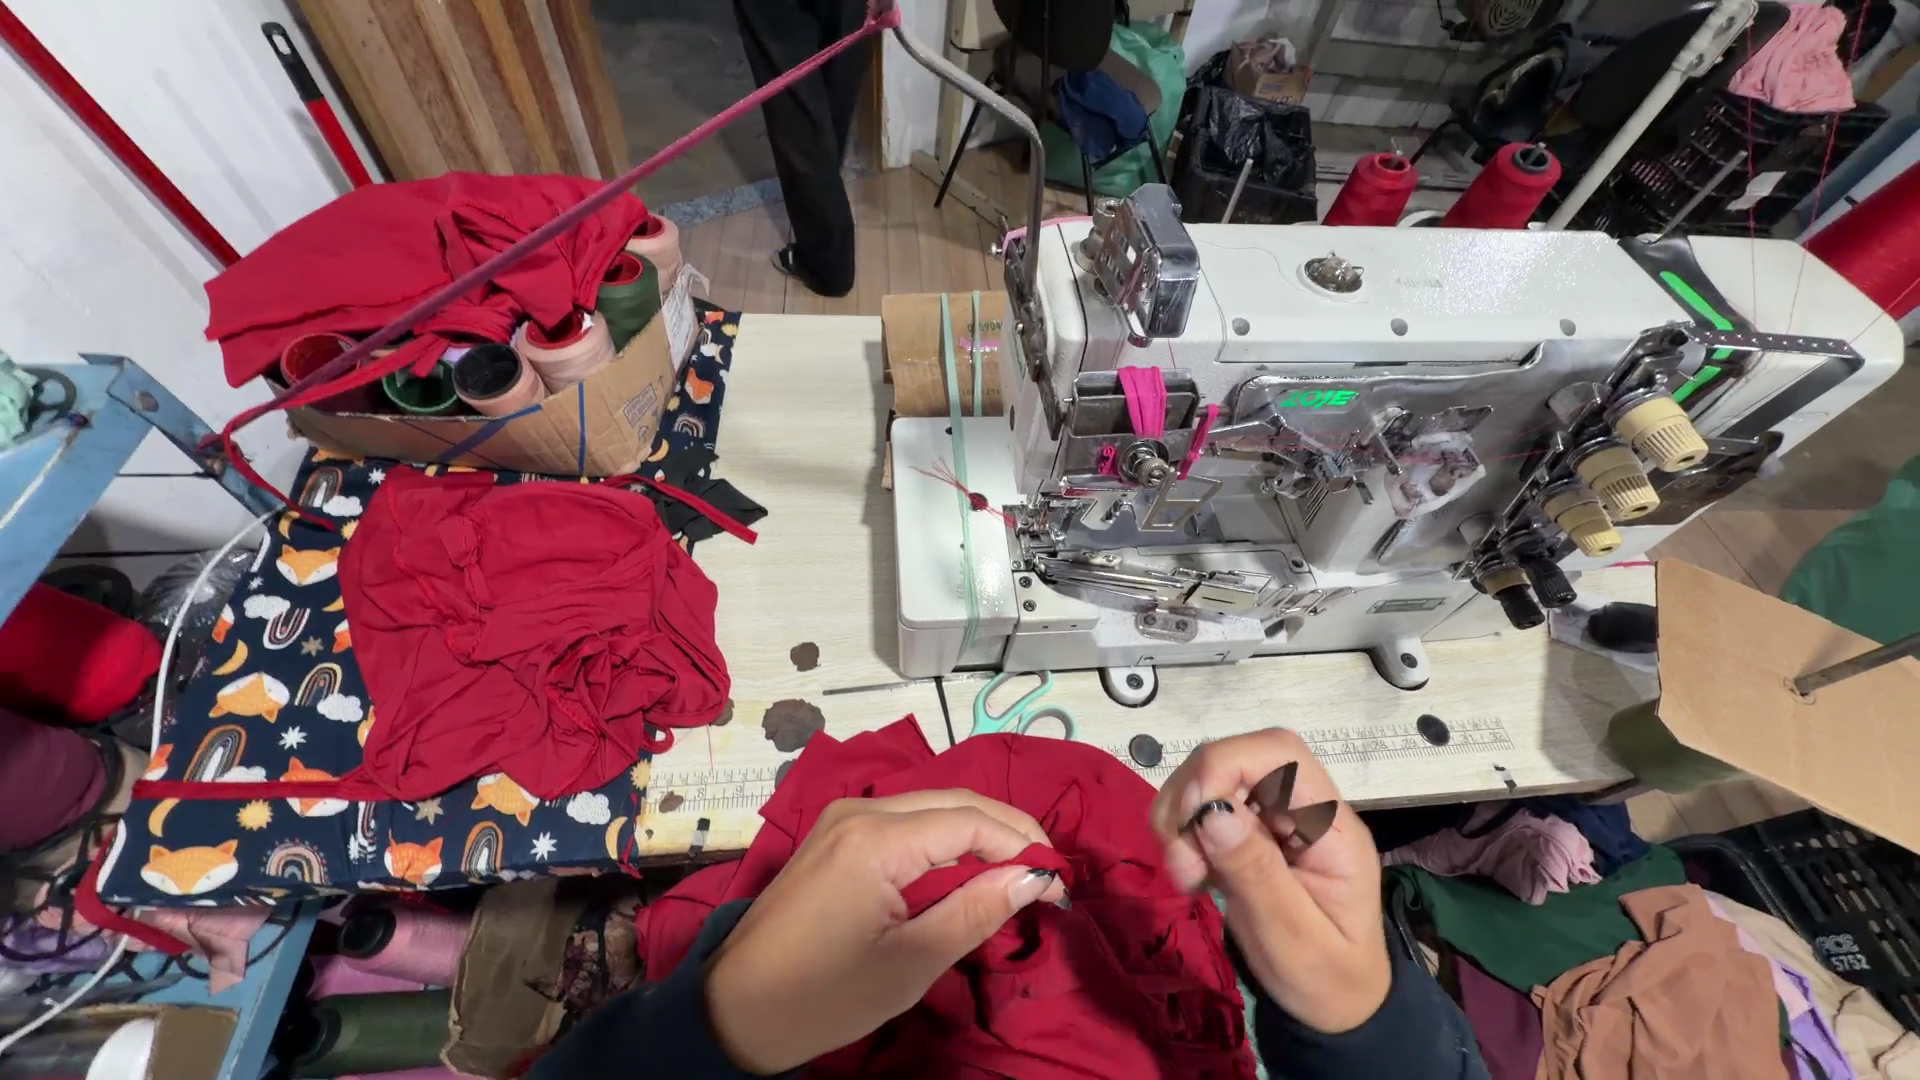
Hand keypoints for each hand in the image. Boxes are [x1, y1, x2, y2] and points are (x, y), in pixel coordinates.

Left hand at [703, 790, 1067, 1074]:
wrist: (735, 1008)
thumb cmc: (824, 996)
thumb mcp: (911, 963)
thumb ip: (976, 910)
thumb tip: (1034, 877)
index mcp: (876, 839)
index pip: (970, 820)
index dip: (1021, 844)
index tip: (1059, 882)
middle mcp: (861, 810)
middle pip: (954, 802)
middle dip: (1007, 830)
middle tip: (1047, 872)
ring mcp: (845, 816)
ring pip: (932, 806)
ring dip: (979, 831)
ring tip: (1018, 868)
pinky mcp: (838, 830)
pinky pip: (906, 819)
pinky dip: (945, 837)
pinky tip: (968, 862)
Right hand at [1149, 729, 1390, 1033]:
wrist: (1333, 1009)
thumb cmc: (1325, 978)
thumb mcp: (1292, 937)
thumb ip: (1255, 872)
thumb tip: (1212, 810)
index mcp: (1330, 825)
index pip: (1279, 752)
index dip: (1225, 764)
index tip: (1194, 816)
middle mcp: (1300, 805)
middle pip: (1233, 757)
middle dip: (1193, 797)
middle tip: (1182, 863)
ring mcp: (1269, 814)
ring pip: (1206, 777)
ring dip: (1179, 817)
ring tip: (1185, 875)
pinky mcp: (1242, 827)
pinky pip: (1196, 805)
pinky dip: (1178, 830)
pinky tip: (1190, 871)